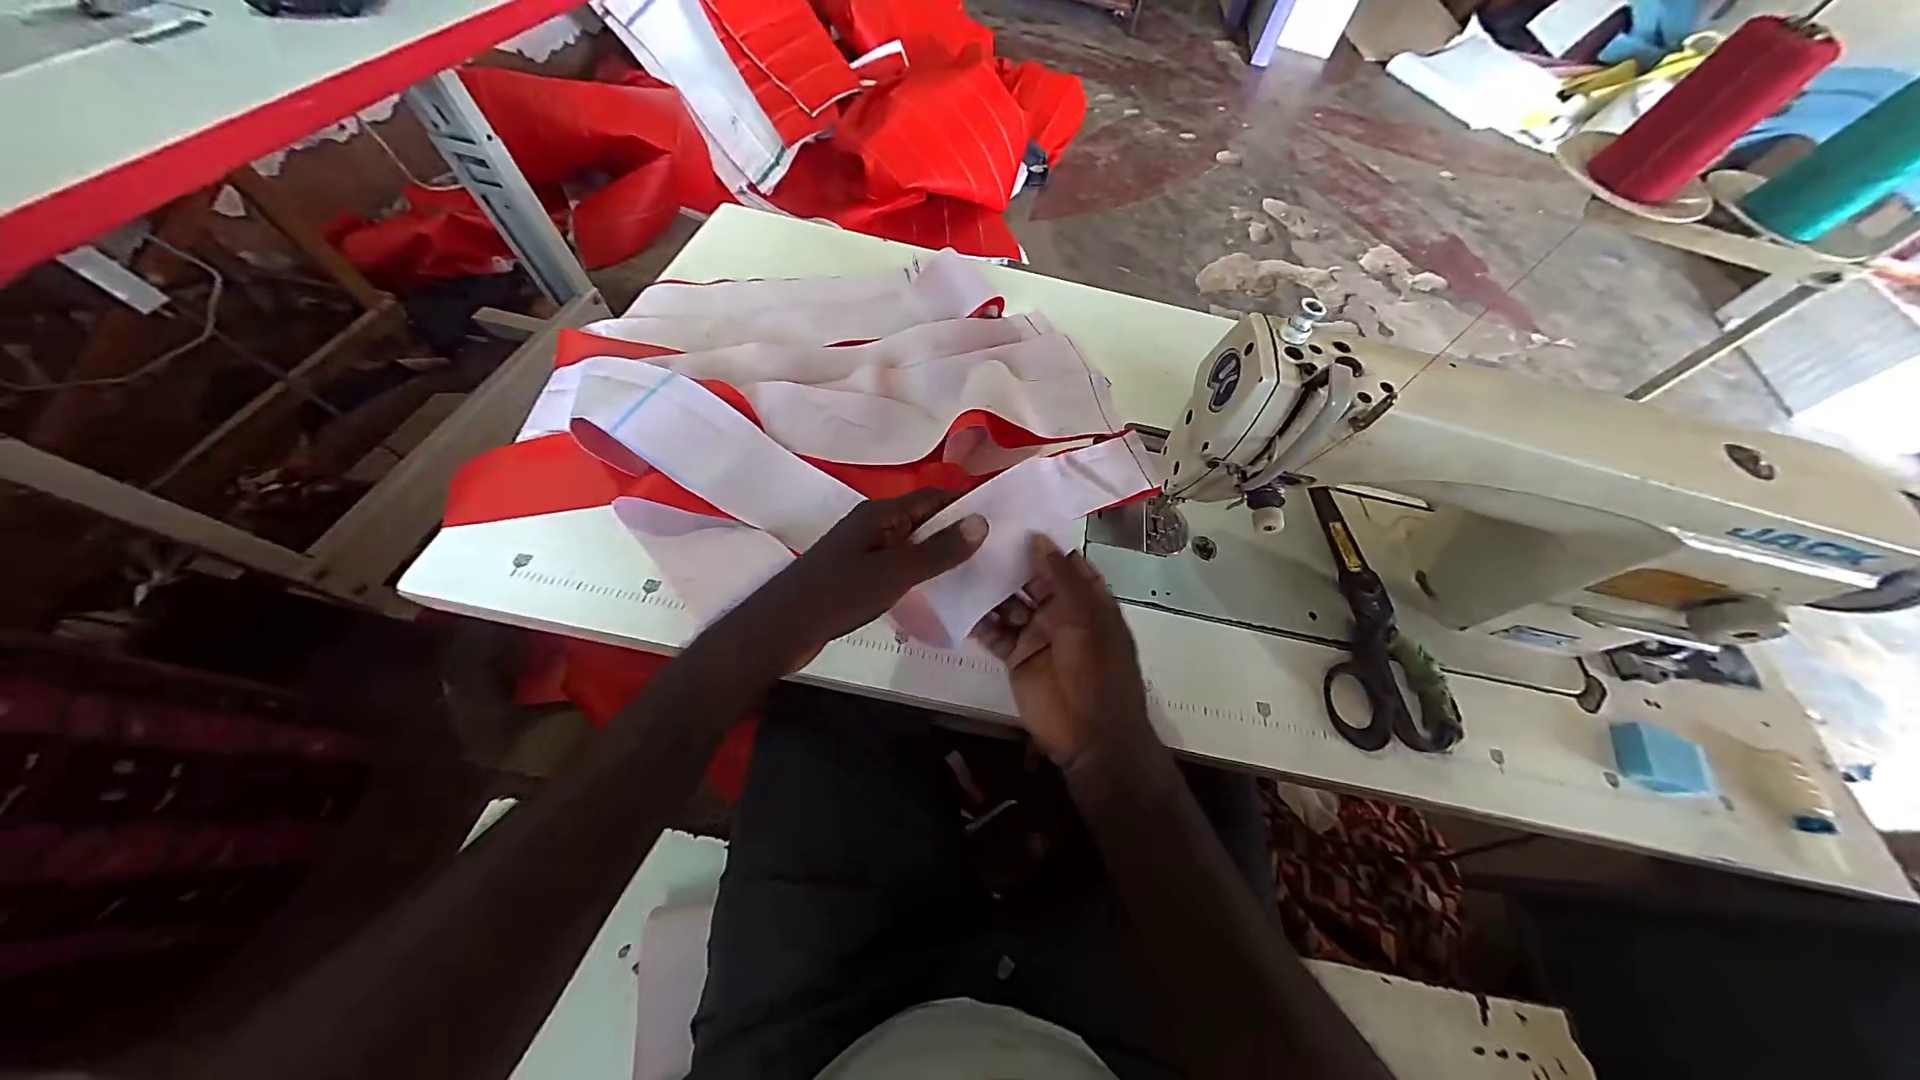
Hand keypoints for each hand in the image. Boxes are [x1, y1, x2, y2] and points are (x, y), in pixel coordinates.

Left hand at [728, 488, 987, 670]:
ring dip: (940, 552)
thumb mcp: (894, 572)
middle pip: (923, 518)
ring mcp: (863, 550)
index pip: (932, 497)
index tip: (1001, 513)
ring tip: (978, 567)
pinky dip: (921, 571)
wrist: (781, 628)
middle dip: (958, 529)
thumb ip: (938, 550)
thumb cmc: (837, 594)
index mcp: (879, 514)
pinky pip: (898, 564)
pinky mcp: (857, 574)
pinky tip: (939, 588)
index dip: (966, 501)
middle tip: (998, 545)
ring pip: (912, 544)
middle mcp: (872, 525)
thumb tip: (982, 521)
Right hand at [974, 535, 1154, 769]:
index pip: (1063, 563)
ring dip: (988, 589)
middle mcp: (1060, 612)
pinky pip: (994, 633)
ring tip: (958, 564)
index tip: (1013, 517)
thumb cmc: (1097, 670)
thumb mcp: (1085, 618)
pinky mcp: (1015, 656)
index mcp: (1086, 600)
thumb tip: (1039, 539)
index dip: (1042, 543)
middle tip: (974, 537)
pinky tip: (955, 603)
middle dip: (1008, 562)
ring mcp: (1036, 634)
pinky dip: (978, 621)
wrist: (1090, 734)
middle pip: (1031, 580)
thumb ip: (1062, 578)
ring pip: (1009, 604)